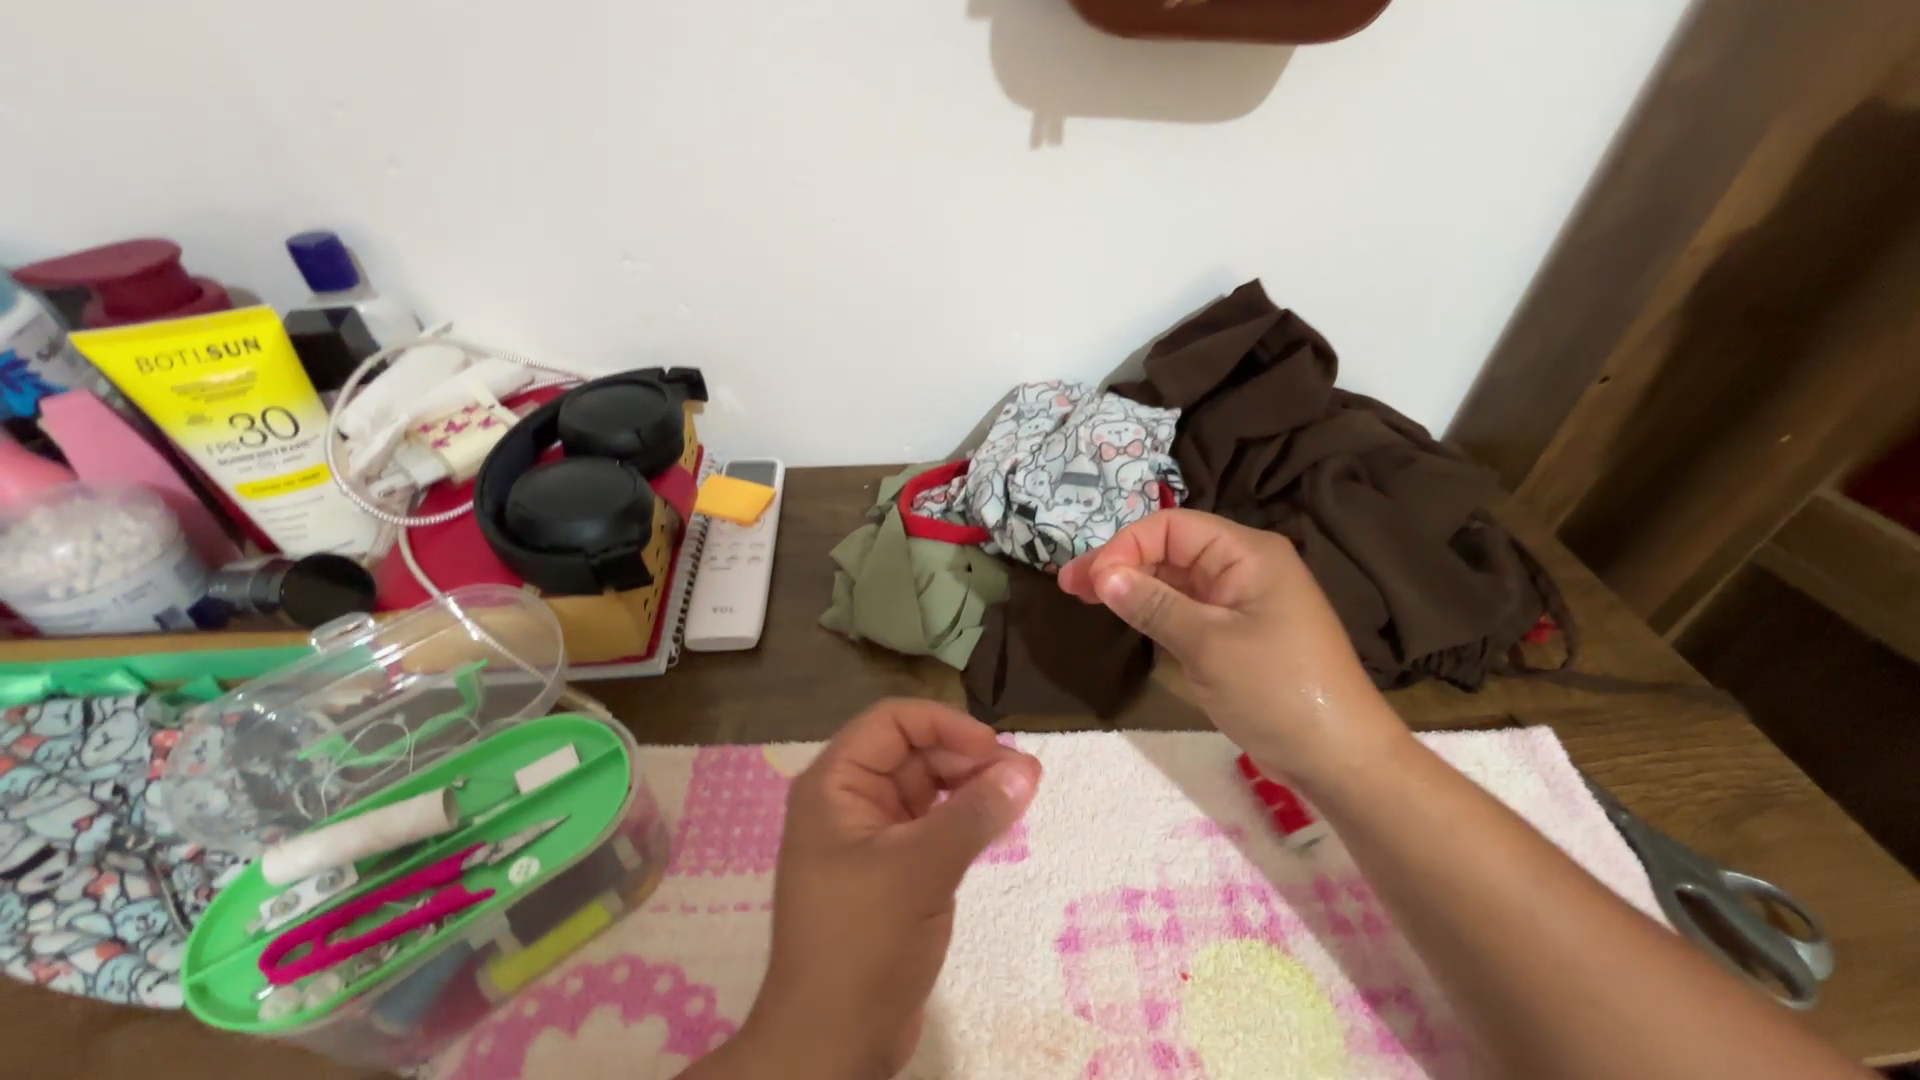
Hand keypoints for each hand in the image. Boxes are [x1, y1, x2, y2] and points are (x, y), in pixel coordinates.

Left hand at [730, 699, 1040, 1078]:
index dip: (944, 725)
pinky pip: (931, 825)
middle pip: (913, 752)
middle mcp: (849, 801)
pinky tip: (998, 823)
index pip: (892, 723)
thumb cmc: (863, 942)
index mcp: (835, 785)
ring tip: (1022, 794)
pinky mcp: (891, 871)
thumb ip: (973, 814)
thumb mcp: (921, 870)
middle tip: (1024, 776)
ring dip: (971, 787)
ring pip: (926, 789)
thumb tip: (1026, 768)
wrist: (832, 1041)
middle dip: (966, 757)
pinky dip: (963, 819)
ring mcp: (870, 837)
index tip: (994, 750)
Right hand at [1058, 509, 1403, 778]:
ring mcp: (1241, 601)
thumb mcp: (1207, 645)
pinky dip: (1153, 610)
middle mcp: (1244, 567)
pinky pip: (1187, 607)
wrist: (1338, 755)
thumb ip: (1152, 604)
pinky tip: (1124, 616)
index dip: (1124, 546)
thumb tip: (1101, 575)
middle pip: (1170, 549)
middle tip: (1068, 586)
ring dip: (1132, 586)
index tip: (1088, 583)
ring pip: (1175, 579)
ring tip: (1083, 598)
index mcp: (1247, 553)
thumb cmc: (1276, 689)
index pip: (1171, 527)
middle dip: (1119, 563)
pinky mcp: (1237, 632)